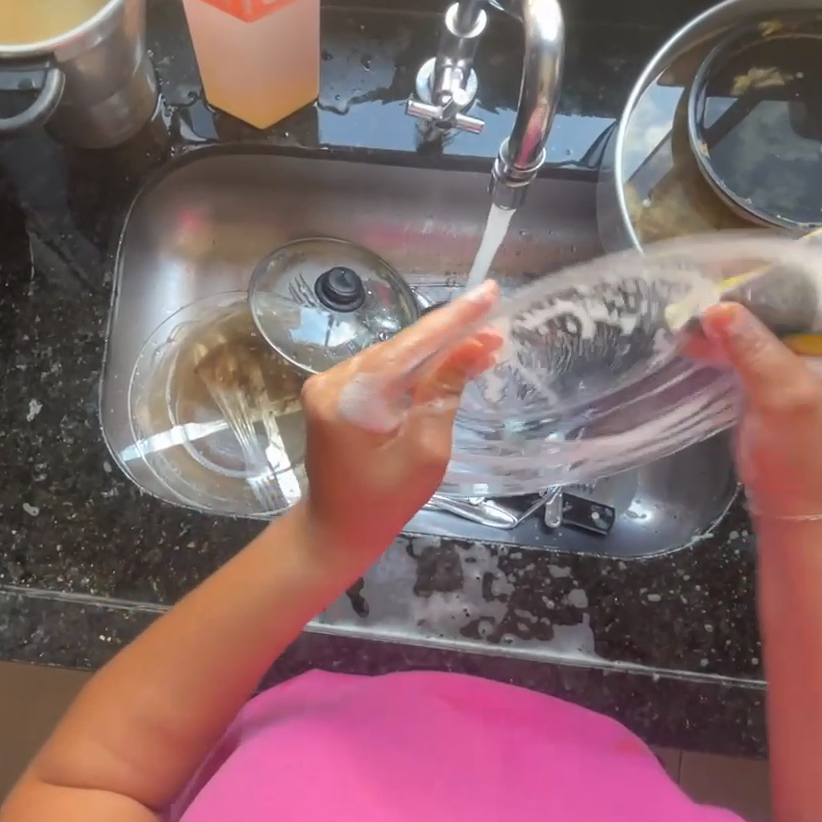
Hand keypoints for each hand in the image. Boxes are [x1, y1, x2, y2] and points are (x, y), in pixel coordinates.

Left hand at [296, 283, 501, 563]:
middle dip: (448, 337)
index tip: (490, 292)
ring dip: (432, 353)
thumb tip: (476, 343)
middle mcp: (330, 380)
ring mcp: (325, 385)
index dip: (453, 320)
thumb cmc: (383, 503)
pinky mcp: (330, 393)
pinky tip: (443, 365)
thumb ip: (445, 393)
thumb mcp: (425, 452)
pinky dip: (411, 369)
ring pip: (390, 358)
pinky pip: (379, 372)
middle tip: (496, 325)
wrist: (335, 529)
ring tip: (480, 343)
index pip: (409, 347)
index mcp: (348, 397)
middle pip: (399, 348)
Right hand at [699, 254, 821, 518]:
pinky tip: (700, 334)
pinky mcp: (790, 378)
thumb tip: (715, 307)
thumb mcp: (788, 399)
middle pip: (817, 294)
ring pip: (785, 319)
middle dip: (770, 288)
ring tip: (703, 305)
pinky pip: (764, 344)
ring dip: (746, 314)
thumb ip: (755, 350)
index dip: (820, 265)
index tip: (770, 264)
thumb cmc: (812, 457)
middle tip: (725, 281)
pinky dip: (736, 338)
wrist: (799, 511)